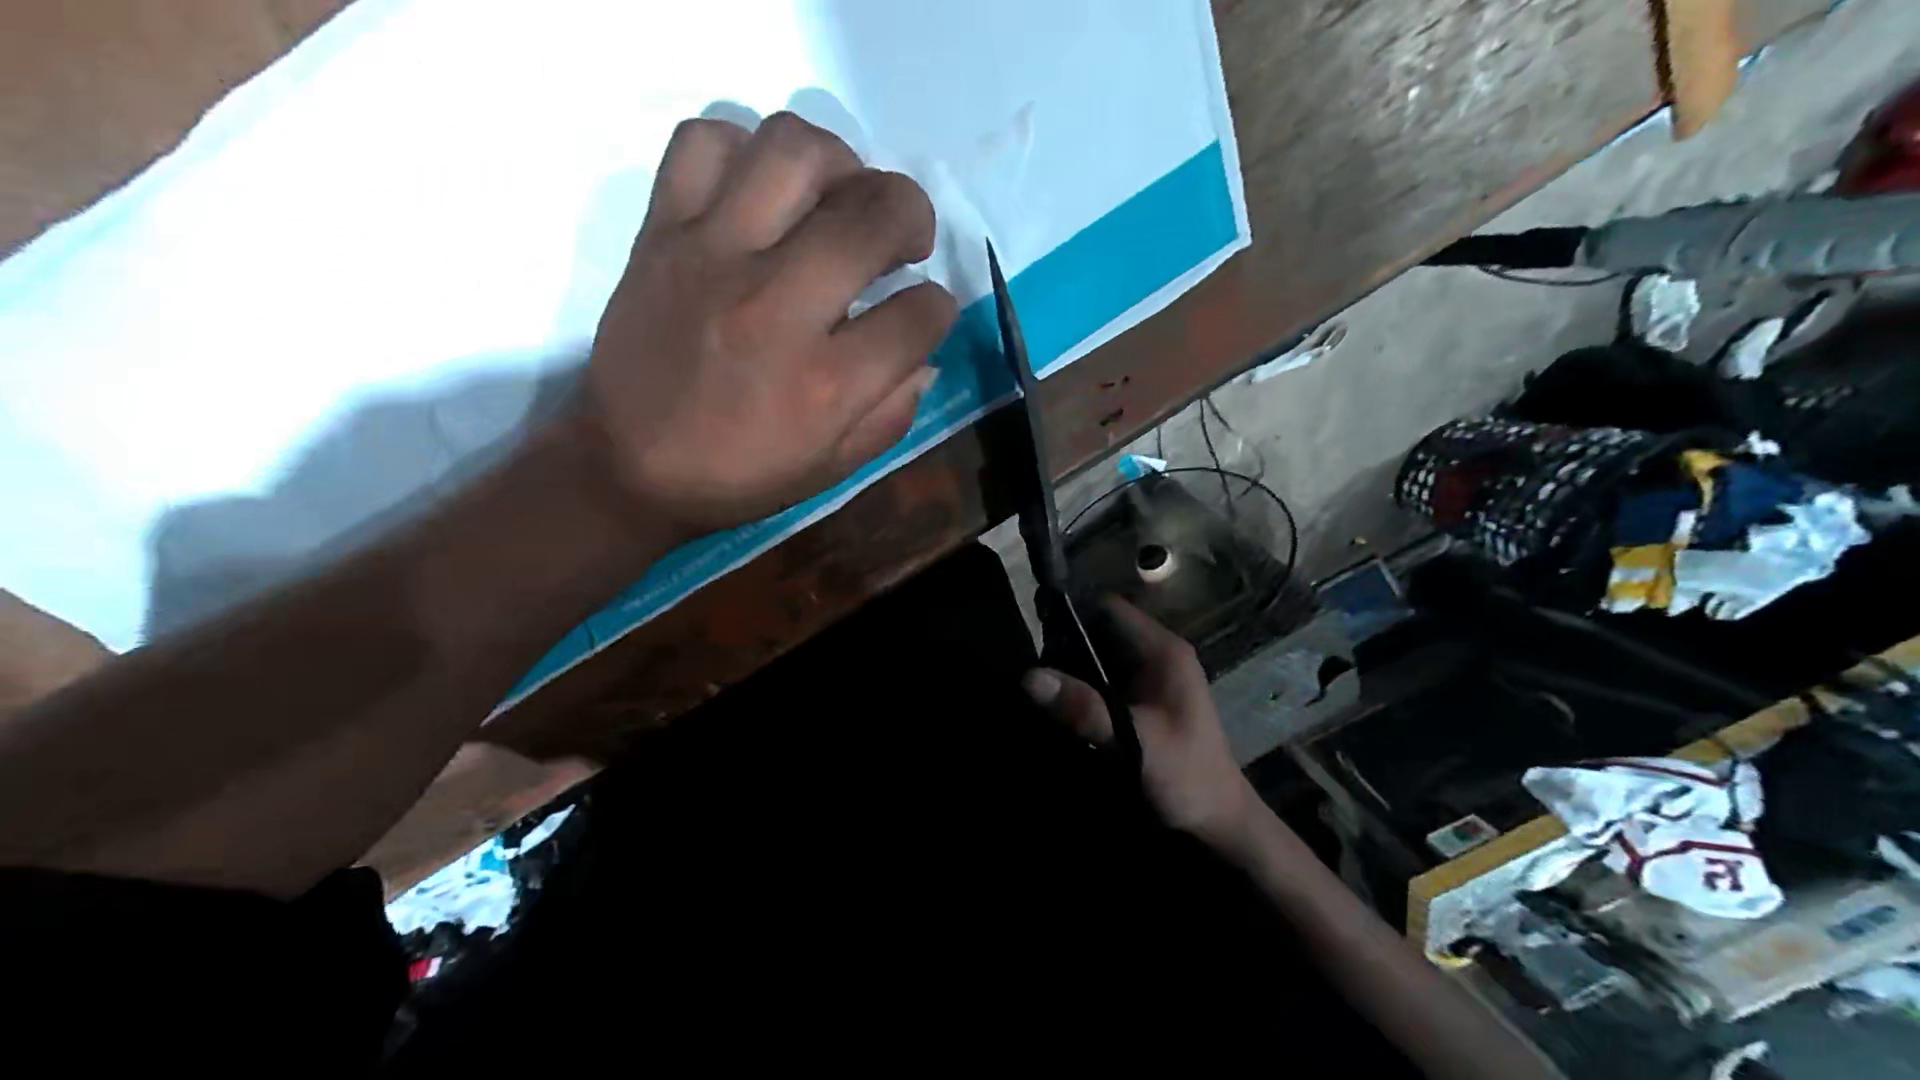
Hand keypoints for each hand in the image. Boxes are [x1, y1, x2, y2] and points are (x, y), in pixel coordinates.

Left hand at [575, 113, 957, 537]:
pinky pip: (704, 143)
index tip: (922, 315)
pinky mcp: (661, 233)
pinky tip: (761, 193)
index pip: (922, 313)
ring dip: (839, 163)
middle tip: (901, 240)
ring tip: (837, 200)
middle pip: (876, 211)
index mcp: (826, 384)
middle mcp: (776, 307)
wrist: (626, 466)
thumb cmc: (740, 476)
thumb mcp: (835, 468)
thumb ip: (893, 410)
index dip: (938, 308)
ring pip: (795, 149)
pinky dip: (744, 151)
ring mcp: (713, 258)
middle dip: (913, 215)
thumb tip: (925, 351)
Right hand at [1022, 597, 1259, 849]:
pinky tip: (1055, 699)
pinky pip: (1102, 678)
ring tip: (1033, 678)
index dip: (1070, 609)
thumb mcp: (1133, 742)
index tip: (1031, 624)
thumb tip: (1029, 677)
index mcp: (1162, 651)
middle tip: (1027, 659)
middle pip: (1099, 628)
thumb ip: (1084, 708)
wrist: (1219, 824)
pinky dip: (1079, 684)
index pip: (1108, 607)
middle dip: (1063, 639)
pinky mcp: (1140, 700)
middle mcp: (1155, 655)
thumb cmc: (1185, 776)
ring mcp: (1149, 678)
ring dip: (1068, 664)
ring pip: (1098, 653)